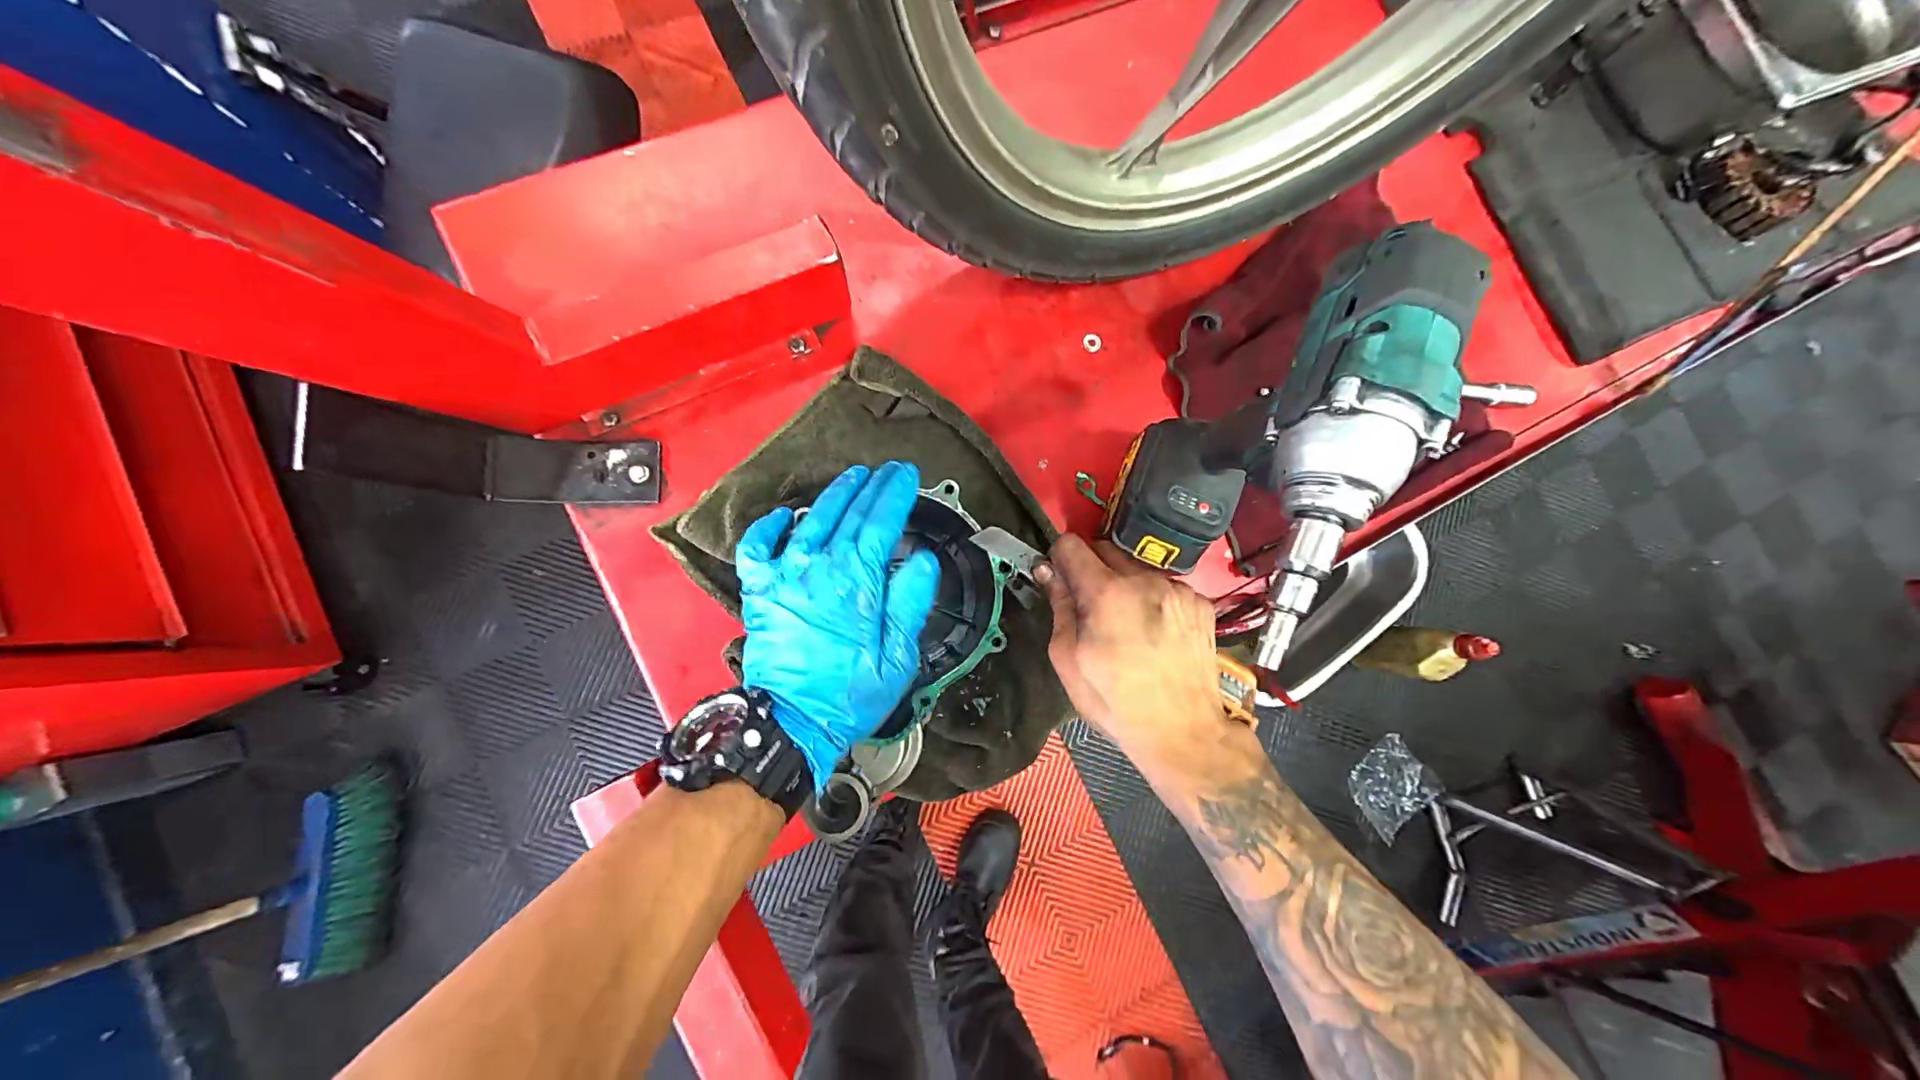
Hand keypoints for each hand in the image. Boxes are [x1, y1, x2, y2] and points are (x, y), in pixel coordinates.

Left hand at [737, 462, 940, 790]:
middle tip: (887, 471)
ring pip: (812, 519)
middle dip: (872, 487)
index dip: (895, 494)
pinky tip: (786, 516)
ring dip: (834, 495)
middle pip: (849, 513)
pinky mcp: (760, 589)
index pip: (881, 522)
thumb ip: (910, 603)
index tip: (906, 476)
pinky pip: (759, 546)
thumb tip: (922, 560)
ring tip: (852, 478)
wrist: (791, 721)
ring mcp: (785, 574)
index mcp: (857, 582)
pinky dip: (770, 526)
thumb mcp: (898, 657)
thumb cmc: (848, 694)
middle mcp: (819, 567)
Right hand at [1037, 535, 1228, 758]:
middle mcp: (1146, 581)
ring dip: (1124, 585)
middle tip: (1089, 607)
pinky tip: (1153, 632)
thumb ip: (1059, 608)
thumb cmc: (1118, 703)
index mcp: (1108, 594)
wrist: (1184, 731)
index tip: (1059, 576)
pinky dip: (1153, 599)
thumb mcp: (1068, 660)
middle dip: (1092, 571)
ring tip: (1125, 625)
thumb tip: (1051, 575)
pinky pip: (1165, 586)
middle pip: (1106, 550)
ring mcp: (1178, 590)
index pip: (1073, 546)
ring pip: (1137, 568)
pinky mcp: (1200, 603)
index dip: (1060, 559)